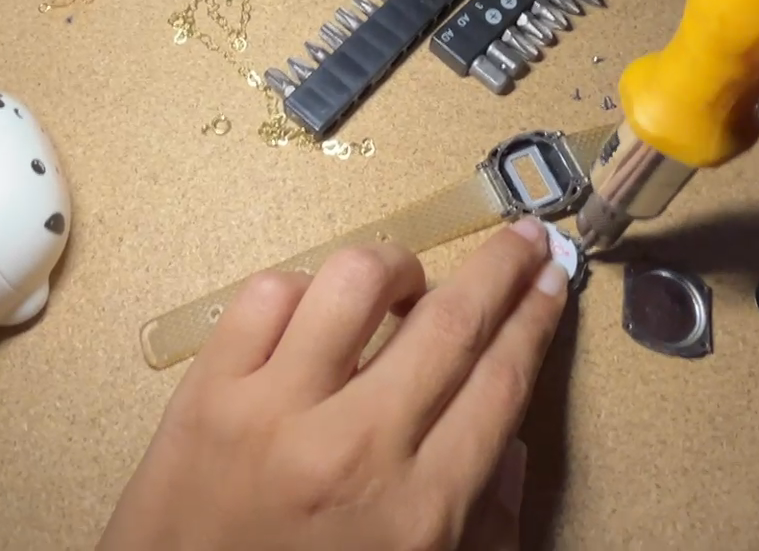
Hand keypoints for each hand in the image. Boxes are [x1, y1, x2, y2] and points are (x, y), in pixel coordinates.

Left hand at [100, 218, 569, 550]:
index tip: (550, 277)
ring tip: (402, 281)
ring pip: (353, 281)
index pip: (498, 384)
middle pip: (449, 322)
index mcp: (417, 513)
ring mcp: (273, 409)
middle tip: (521, 236)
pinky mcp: (208, 388)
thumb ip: (480, 523)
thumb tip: (514, 435)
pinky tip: (309, 313)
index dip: (533, 320)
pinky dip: (300, 286)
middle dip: (499, 267)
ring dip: (394, 265)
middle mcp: (354, 448)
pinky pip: (267, 293)